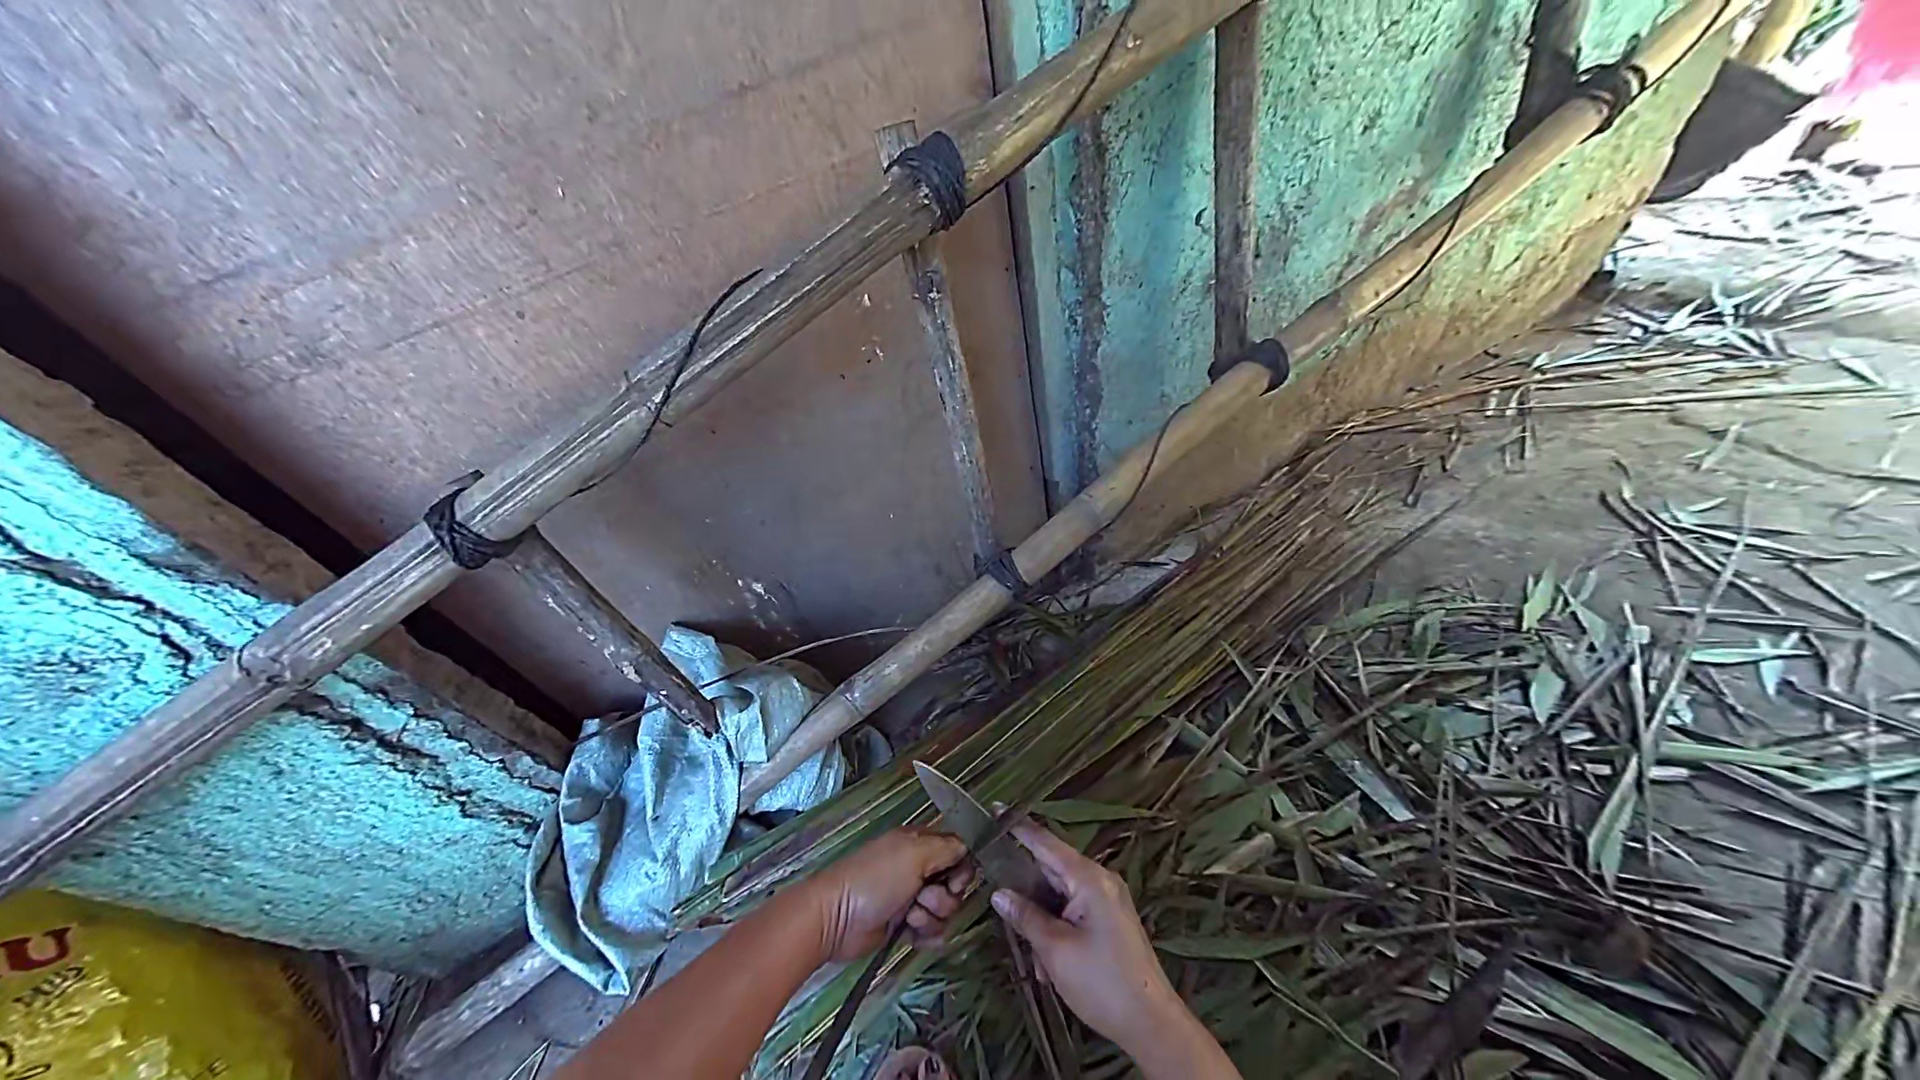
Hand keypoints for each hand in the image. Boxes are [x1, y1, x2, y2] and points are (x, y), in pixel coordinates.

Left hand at [799, 827, 972, 962]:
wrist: (835, 919)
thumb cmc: (875, 879)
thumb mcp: (914, 853)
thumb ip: (947, 847)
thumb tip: (969, 848)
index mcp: (919, 843)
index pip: (958, 852)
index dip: (962, 869)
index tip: (954, 882)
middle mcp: (918, 867)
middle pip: (955, 885)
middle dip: (944, 897)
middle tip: (922, 899)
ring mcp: (911, 897)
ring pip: (944, 910)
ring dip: (932, 918)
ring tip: (910, 918)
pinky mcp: (904, 924)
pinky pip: (931, 931)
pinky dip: (925, 935)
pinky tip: (911, 936)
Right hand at [993, 819, 1236, 1077]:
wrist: (1152, 1024)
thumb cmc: (1102, 982)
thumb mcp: (1054, 949)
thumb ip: (1025, 916)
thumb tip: (999, 894)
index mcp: (1088, 878)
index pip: (1046, 842)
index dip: (1018, 826)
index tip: (995, 808)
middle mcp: (1100, 880)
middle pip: (1050, 870)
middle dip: (1026, 895)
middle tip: (1003, 910)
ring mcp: (1107, 900)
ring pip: (1059, 897)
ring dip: (1041, 924)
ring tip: (1038, 962)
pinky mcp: (1109, 919)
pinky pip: (1072, 912)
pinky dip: (1057, 932)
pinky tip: (1050, 966)